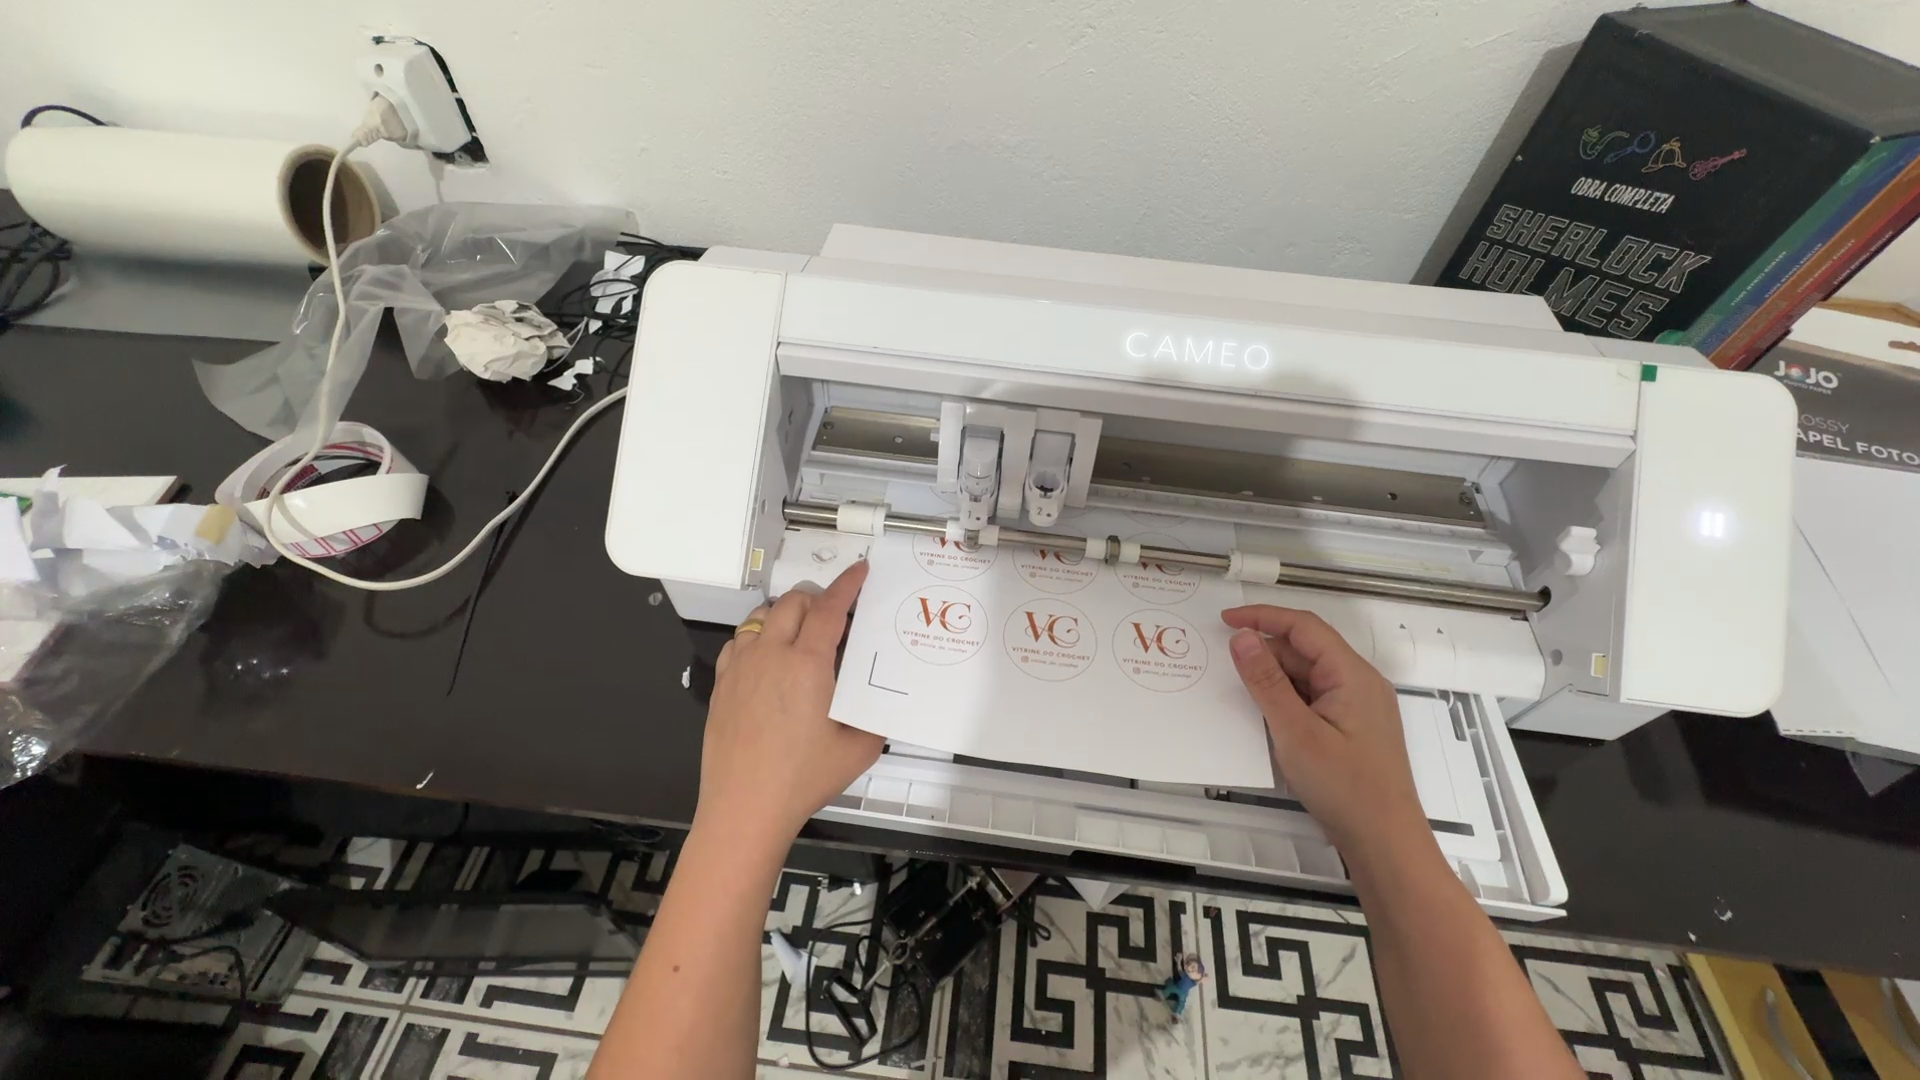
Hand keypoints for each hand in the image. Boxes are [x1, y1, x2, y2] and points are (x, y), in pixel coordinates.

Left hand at [696, 561, 881, 847]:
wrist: (745, 808)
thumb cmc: (804, 778)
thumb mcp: (859, 749)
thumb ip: (875, 717)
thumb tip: (879, 702)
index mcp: (808, 664)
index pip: (829, 608)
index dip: (847, 584)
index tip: (859, 571)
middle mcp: (771, 655)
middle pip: (792, 603)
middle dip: (817, 599)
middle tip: (833, 614)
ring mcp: (741, 668)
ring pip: (760, 617)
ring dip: (784, 614)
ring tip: (800, 632)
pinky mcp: (722, 685)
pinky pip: (738, 642)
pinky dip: (756, 637)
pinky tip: (766, 657)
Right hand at [1221, 605, 1430, 861]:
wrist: (1385, 841)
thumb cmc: (1345, 787)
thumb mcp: (1295, 731)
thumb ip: (1266, 681)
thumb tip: (1243, 637)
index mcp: (1353, 675)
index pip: (1304, 627)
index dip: (1263, 616)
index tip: (1226, 618)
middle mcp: (1359, 683)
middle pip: (1306, 649)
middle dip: (1265, 648)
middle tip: (1224, 658)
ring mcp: (1357, 705)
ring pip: (1307, 674)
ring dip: (1273, 675)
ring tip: (1238, 686)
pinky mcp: (1351, 726)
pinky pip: (1312, 696)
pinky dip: (1285, 696)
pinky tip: (1264, 711)